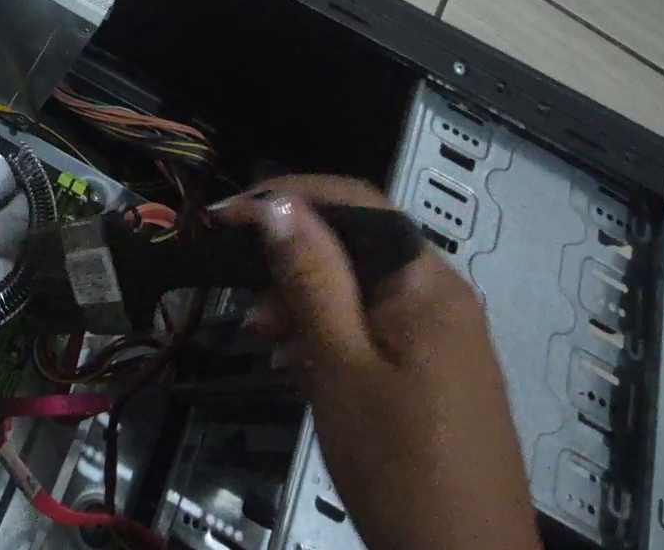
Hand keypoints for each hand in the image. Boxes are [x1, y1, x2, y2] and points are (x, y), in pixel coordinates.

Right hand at [227, 176, 539, 549]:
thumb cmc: (400, 465)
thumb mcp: (338, 365)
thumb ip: (310, 277)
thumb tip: (276, 204)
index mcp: (426, 284)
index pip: (354, 201)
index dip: (285, 197)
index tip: (225, 216)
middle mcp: (438, 295)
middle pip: (352, 244)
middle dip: (289, 258)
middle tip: (239, 289)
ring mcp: (437, 333)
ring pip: (354, 286)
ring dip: (299, 300)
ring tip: (261, 337)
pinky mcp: (428, 366)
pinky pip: (367, 324)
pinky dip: (323, 332)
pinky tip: (293, 364)